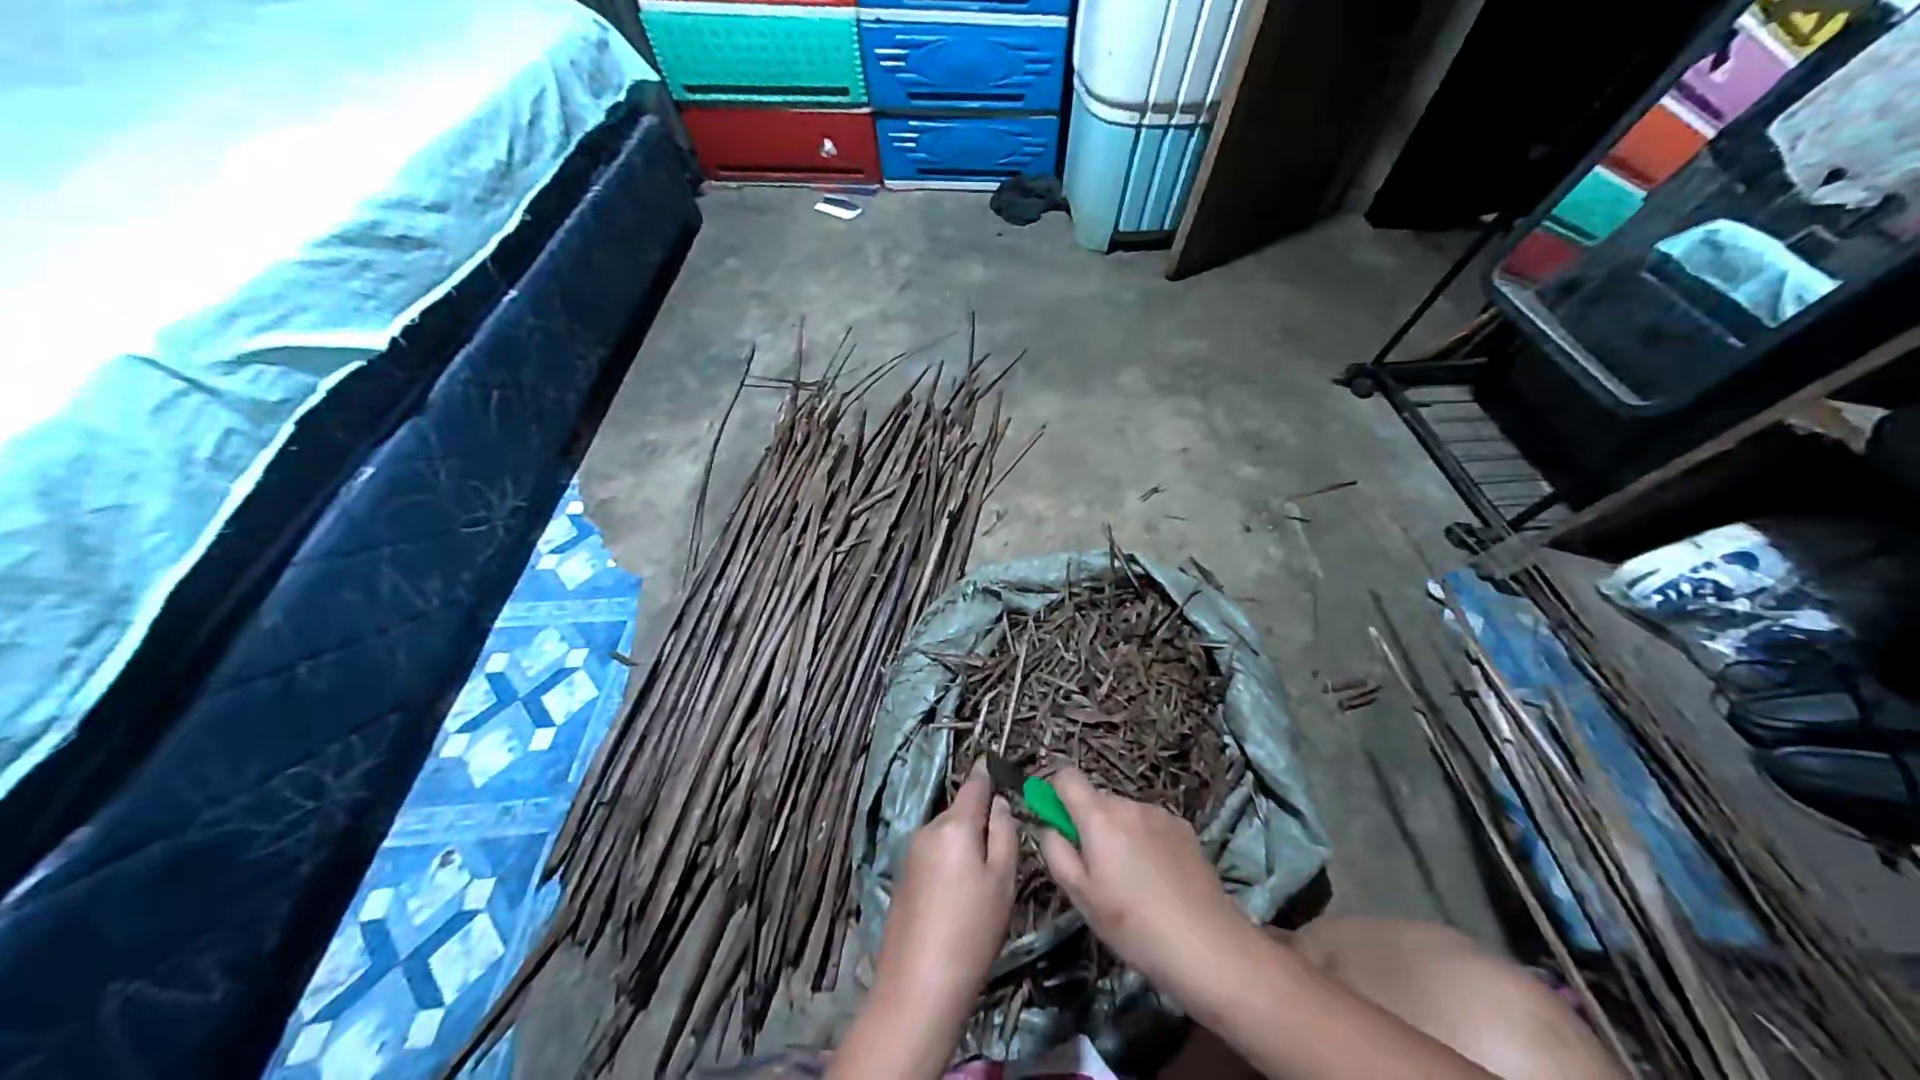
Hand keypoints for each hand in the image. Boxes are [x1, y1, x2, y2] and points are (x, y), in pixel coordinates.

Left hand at [872, 760, 1017, 1026]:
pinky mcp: (904, 876)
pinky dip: (951, 861)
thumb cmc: (972, 931)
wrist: (918, 986)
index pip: (974, 784)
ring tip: (985, 881)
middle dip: (981, 819)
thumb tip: (998, 804)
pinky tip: (960, 896)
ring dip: (966, 842)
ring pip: (948, 834)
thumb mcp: (1002, 881)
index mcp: (954, 825)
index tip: (1000, 766)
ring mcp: (911, 853)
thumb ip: (1005, 834)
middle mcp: (927, 829)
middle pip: (961, 811)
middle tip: (1006, 850)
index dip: (989, 774)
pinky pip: (935, 853)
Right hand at [1037, 767, 1254, 991]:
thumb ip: (1056, 853)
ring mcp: (1161, 815)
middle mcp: (1130, 805)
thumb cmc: (1133, 925)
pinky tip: (1158, 880)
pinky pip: (1150, 825)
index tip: (1058, 824)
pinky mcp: (1185, 829)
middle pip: (1097, 799)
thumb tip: (1051, 828)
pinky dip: (1144, 841)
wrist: (1208, 945)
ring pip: (1125, 814)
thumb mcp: (1081, 896)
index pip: (1067, 777)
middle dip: (1089, 823)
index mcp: (1100, 817)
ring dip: (1118, 833)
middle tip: (1096, 869)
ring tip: (1131, 880)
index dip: (1055, 793)